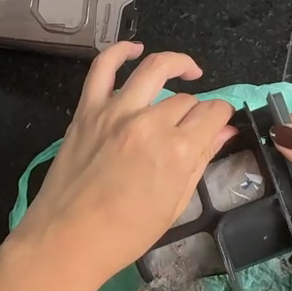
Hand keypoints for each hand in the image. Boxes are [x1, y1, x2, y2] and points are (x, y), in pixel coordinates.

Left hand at [10, 42, 237, 290]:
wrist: (67, 242)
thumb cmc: (126, 234)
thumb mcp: (175, 204)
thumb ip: (201, 159)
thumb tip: (224, 131)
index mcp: (177, 151)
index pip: (212, 113)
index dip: (222, 116)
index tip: (219, 123)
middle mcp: (150, 123)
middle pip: (186, 98)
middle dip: (197, 109)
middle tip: (194, 125)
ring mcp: (116, 112)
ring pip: (154, 69)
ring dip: (177, 63)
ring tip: (188, 71)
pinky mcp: (88, 109)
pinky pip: (103, 67)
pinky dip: (120, 50)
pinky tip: (135, 48)